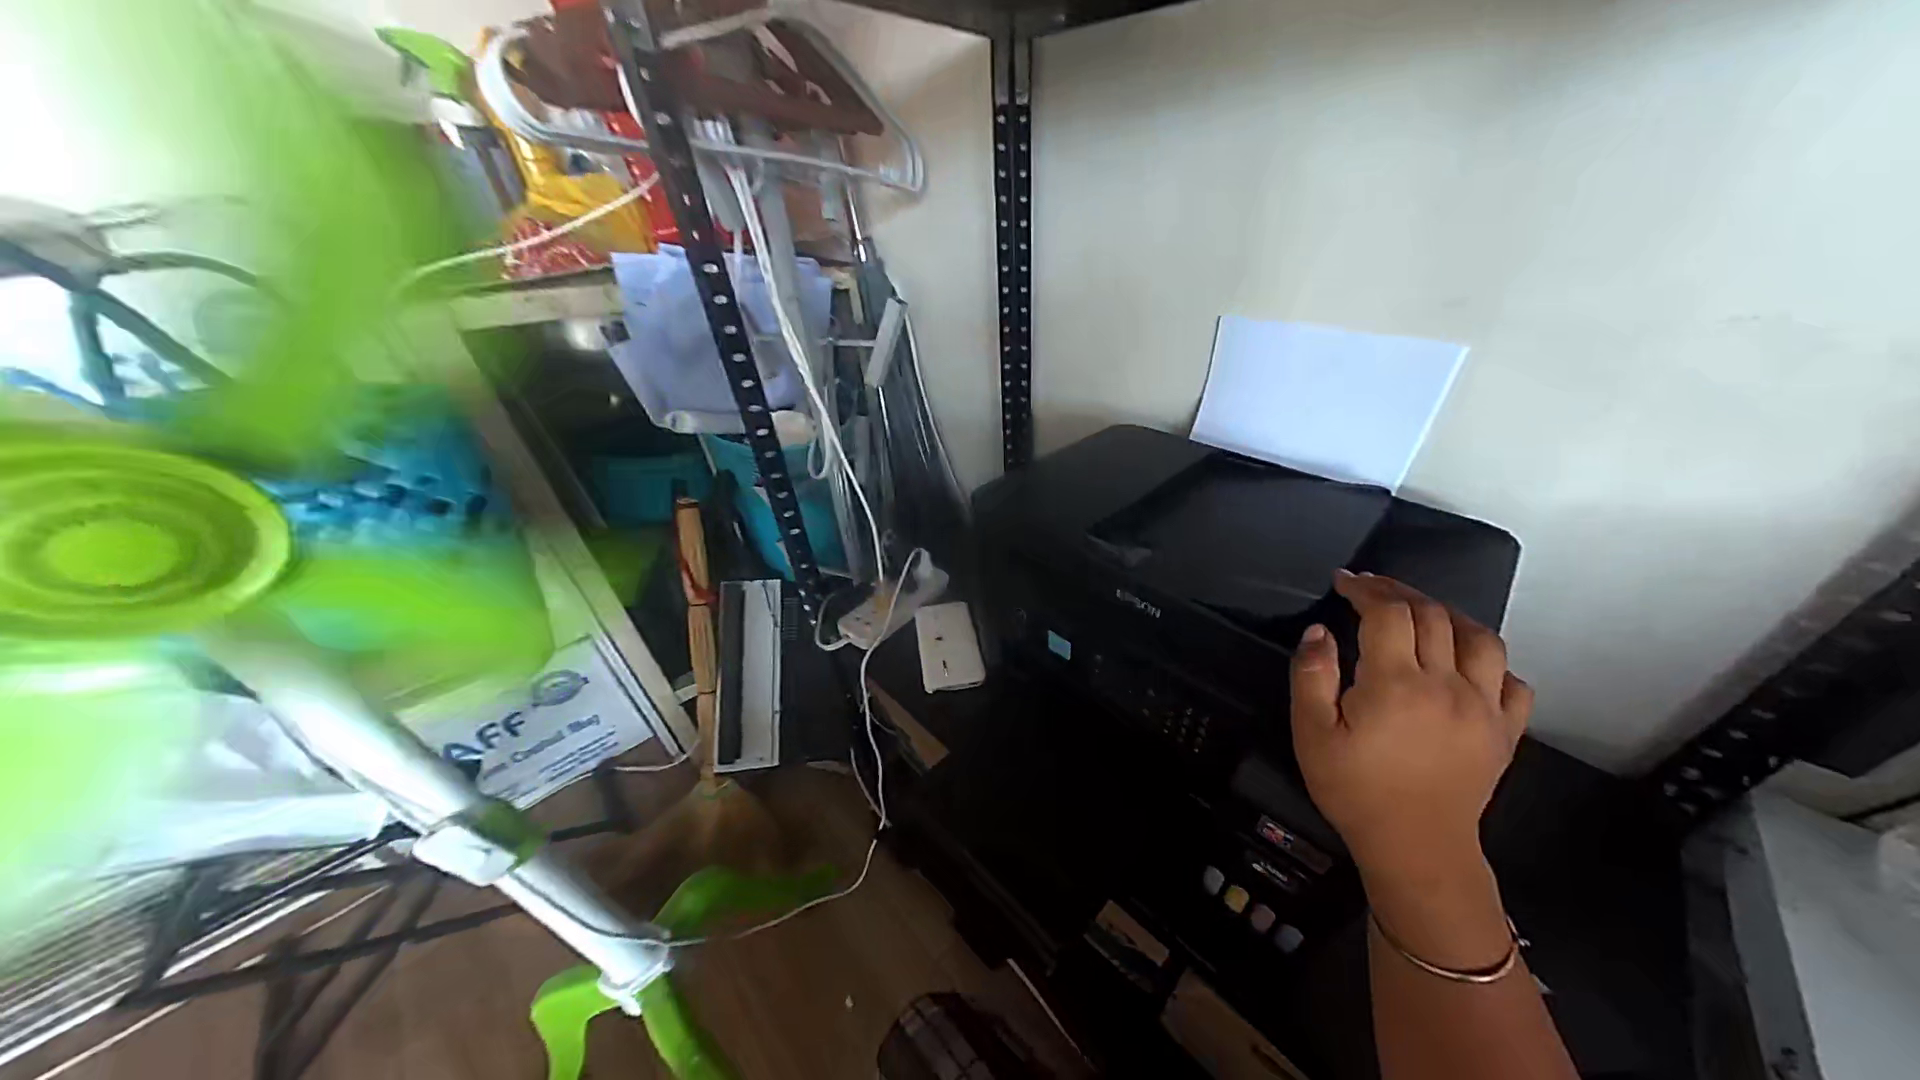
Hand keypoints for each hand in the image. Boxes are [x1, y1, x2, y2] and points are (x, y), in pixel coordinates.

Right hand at [1289, 572, 1532, 883]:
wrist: (1415, 846)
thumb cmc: (1354, 789)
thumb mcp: (1311, 733)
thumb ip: (1311, 676)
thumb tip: (1320, 631)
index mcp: (1397, 683)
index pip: (1388, 613)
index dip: (1365, 588)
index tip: (1343, 581)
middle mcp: (1448, 685)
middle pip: (1433, 615)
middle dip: (1398, 592)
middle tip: (1369, 588)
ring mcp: (1484, 708)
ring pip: (1481, 638)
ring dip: (1448, 614)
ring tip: (1422, 612)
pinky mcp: (1505, 732)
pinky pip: (1513, 682)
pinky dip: (1490, 661)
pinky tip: (1466, 662)